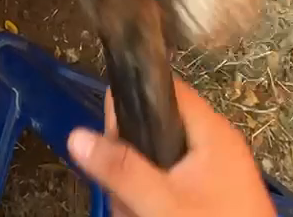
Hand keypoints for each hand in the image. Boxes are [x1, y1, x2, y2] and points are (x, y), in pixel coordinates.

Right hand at [67, 81, 274, 216]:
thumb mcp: (162, 206)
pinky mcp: (215, 200)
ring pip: (160, 160)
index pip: (162, 88)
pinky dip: (154, 200)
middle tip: (121, 188)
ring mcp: (217, 175)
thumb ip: (120, 169)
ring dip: (138, 185)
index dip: (133, 102)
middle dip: (130, 156)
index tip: (112, 133)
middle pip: (156, 125)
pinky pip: (173, 184)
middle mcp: (216, 145)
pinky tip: (142, 216)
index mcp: (212, 131)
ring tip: (132, 212)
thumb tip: (75, 135)